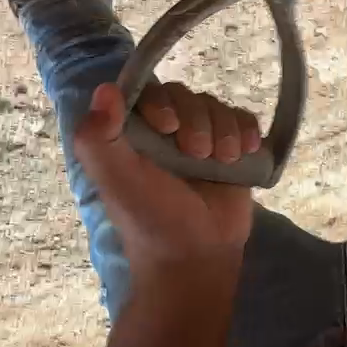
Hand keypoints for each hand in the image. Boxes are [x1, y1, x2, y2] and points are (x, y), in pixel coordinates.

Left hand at [73, 81, 258, 284]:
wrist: (198, 257)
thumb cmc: (152, 220)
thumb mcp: (117, 181)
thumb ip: (98, 139)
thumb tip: (105, 89)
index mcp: (135, 134)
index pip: (150, 92)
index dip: (164, 102)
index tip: (169, 127)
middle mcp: (168, 133)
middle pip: (189, 97)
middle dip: (199, 121)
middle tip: (198, 155)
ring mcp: (203, 140)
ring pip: (218, 107)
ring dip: (225, 130)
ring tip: (225, 161)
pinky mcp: (233, 151)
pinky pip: (244, 121)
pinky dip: (248, 131)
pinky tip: (245, 152)